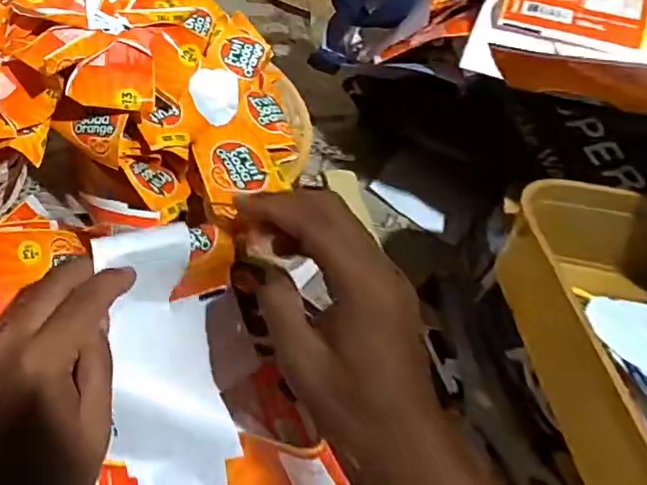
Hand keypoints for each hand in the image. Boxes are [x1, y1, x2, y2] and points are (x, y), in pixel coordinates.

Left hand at [0, 258, 136, 484]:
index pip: (81, 302)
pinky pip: (17, 310)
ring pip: (31, 292)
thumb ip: (98, 360)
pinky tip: (60, 305)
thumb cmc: (56, 471)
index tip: (129, 273)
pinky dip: (42, 298)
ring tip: (88, 282)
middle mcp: (11, 343)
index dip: (108, 282)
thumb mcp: (95, 423)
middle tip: (107, 269)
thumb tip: (96, 316)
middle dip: (82, 271)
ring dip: (60, 282)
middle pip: (50, 284)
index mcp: (41, 360)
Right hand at [238, 190, 496, 484]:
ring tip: (263, 230)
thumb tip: (259, 265)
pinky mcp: (389, 285)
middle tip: (247, 212)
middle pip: (332, 209)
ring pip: (342, 220)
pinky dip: (318, 234)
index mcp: (362, 281)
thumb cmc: (352, 407)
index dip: (273, 206)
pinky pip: (350, 240)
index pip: (315, 220)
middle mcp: (381, 266)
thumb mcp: (301, 361)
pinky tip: (292, 252)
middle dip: (286, 202)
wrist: (408, 445)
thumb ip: (276, 303)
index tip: (237, 205)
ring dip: (301, 215)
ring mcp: (389, 274)